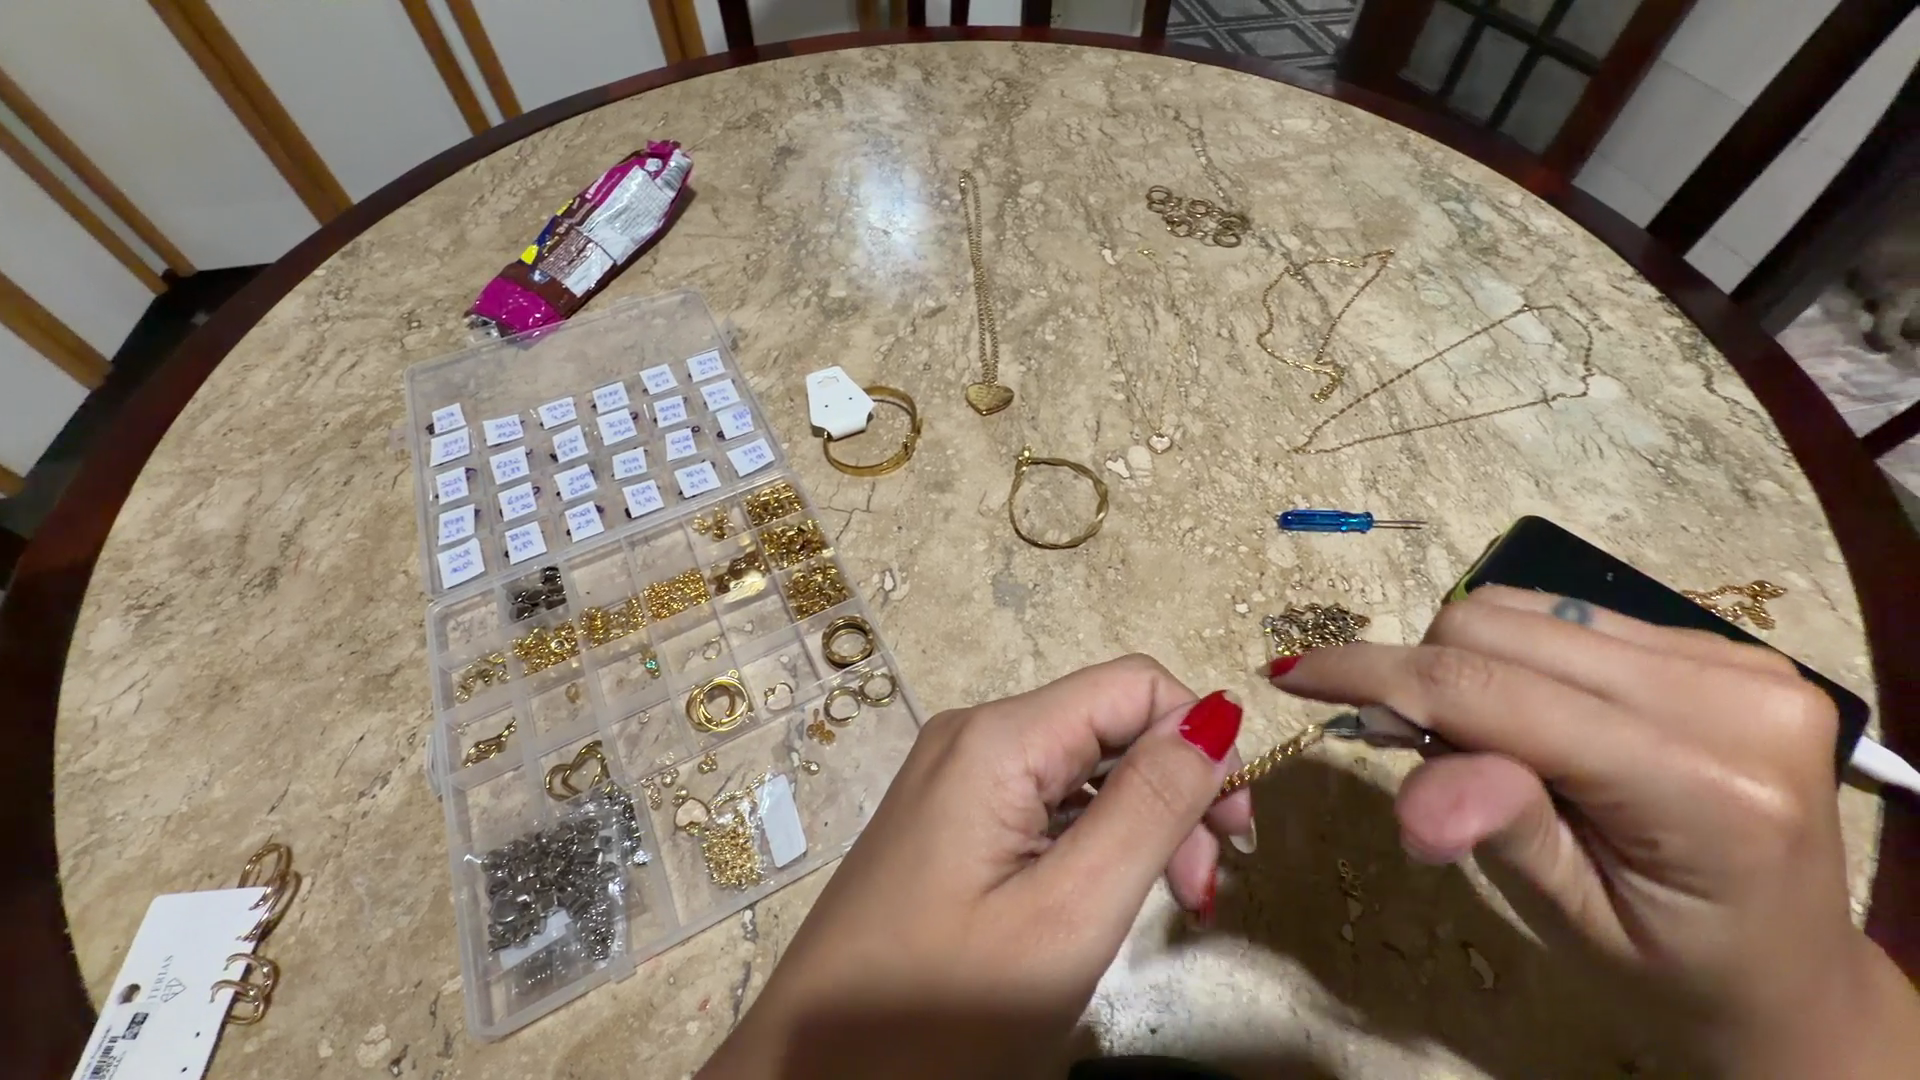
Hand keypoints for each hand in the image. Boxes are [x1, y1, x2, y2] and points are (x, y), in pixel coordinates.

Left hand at [700, 655, 1253, 1078]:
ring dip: (1141, 818)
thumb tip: (1217, 716)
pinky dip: (1094, 836)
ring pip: (1082, 764)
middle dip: (1174, 788)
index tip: (1236, 830)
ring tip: (1174, 898)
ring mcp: (956, 775)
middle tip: (1208, 884)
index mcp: (997, 738)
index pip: (1133, 684)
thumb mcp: (1069, 913)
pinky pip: (1044, 799)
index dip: (1200, 736)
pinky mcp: (951, 816)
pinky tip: (1110, 890)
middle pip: (1108, 723)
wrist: (815, 1069)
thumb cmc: (945, 1009)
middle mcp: (974, 735)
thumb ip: (1150, 807)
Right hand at [1269, 586, 1919, 1075]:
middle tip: (1404, 743)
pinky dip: (1505, 653)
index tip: (1291, 674)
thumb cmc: (1665, 961)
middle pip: (1492, 629)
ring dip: (1458, 662)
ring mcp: (1735, 661)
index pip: (1489, 692)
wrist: (1789, 971)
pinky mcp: (1718, 646)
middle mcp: (1731, 698)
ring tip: (1468, 732)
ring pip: (1515, 607)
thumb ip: (1494, 827)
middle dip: (1418, 676)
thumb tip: (1408, 804)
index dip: (1373, 676)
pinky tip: (1520, 708)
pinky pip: (1556, 612)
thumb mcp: (1566, 912)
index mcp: (1703, 788)